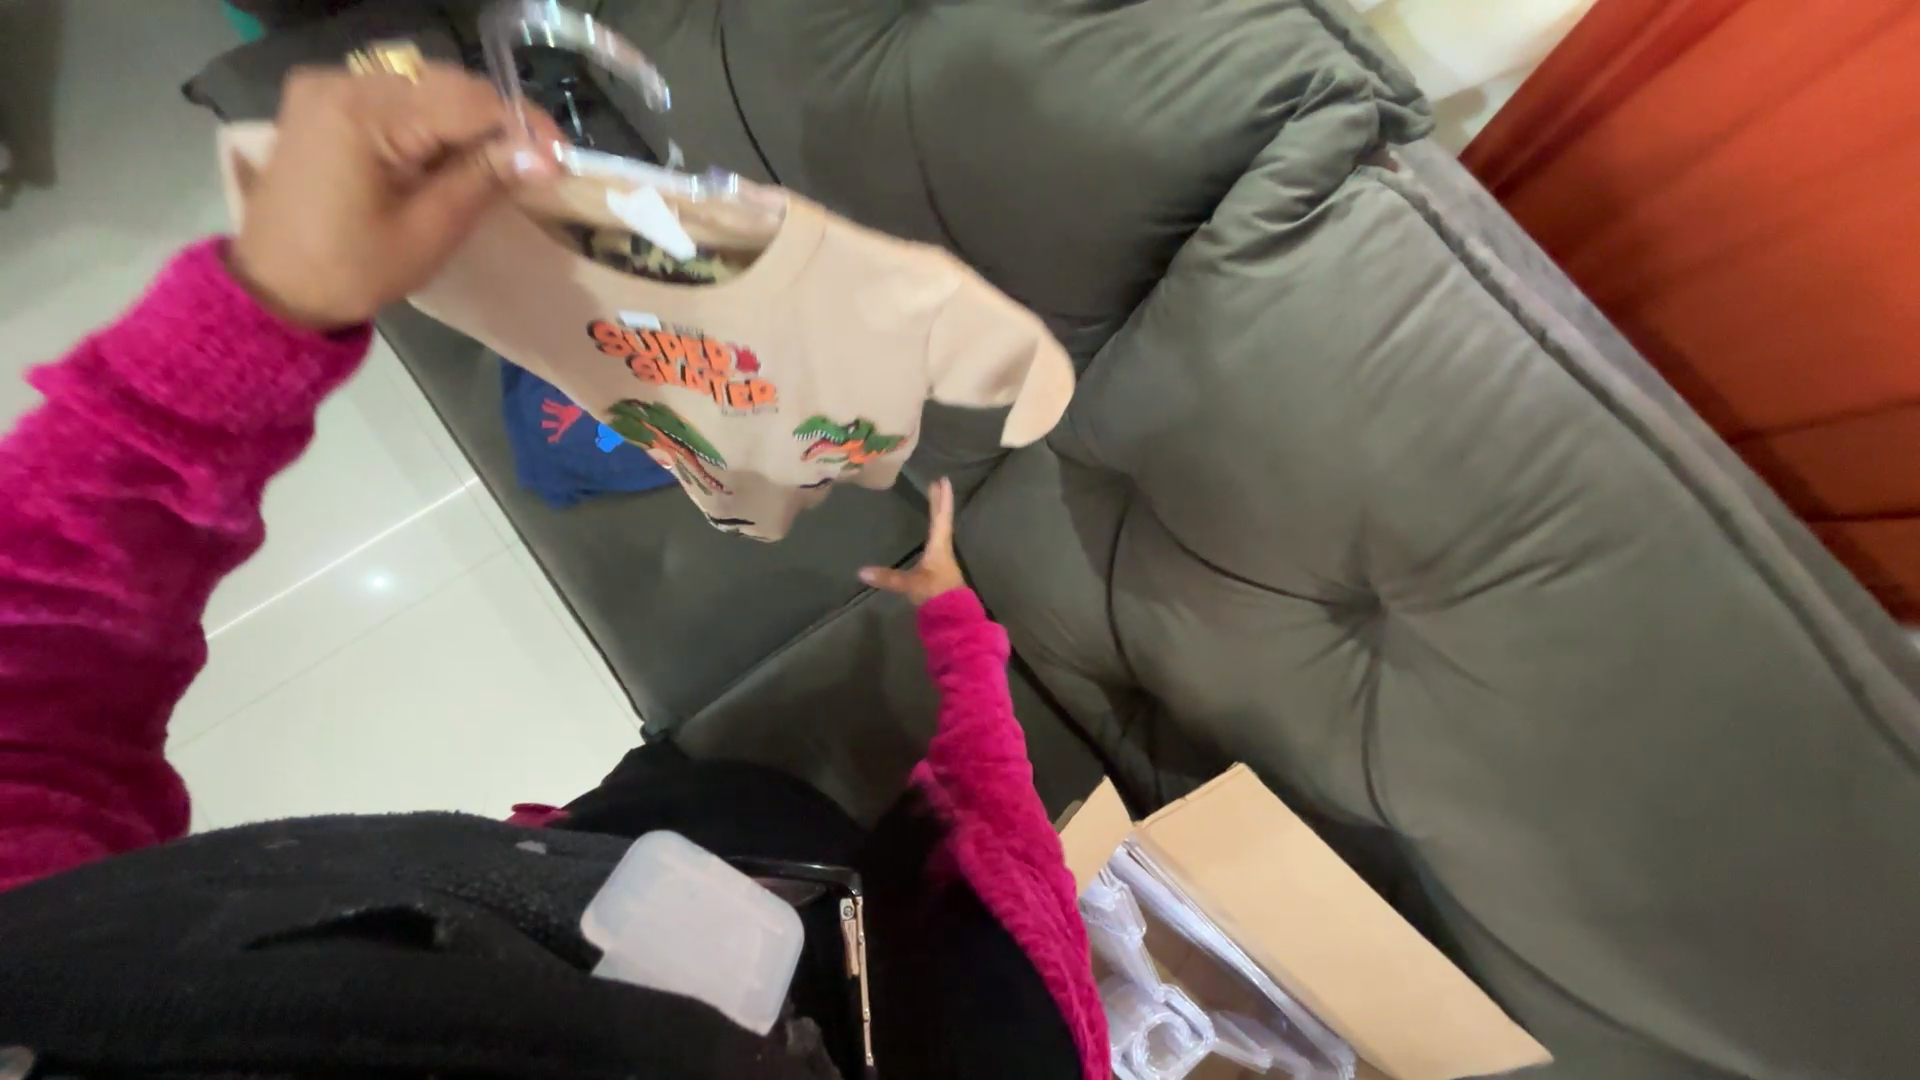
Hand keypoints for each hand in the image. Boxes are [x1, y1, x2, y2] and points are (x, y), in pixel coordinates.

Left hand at [229, 62, 559, 330]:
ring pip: (426, 87)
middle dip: (500, 120)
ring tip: (507, 163)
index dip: (523, 123)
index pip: (466, 99)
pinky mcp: (328, 104)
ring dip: (473, 121)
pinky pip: (399, 99)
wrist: (280, 282)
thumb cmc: (358, 266)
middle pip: (445, 84)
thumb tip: (544, 157)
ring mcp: (330, 89)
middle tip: (541, 163)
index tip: (563, 158)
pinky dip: (439, 122)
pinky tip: (460, 155)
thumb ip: (484, 180)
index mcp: (364, 114)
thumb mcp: (432, 228)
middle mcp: (342, 82)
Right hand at [860, 478, 966, 605]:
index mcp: (939, 546)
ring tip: (934, 503)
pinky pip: (938, 542)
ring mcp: (944, 559)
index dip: (941, 499)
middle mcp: (944, 548)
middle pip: (942, 520)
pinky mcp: (941, 570)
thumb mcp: (910, 584)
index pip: (941, 517)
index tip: (942, 480)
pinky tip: (930, 535)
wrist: (953, 617)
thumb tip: (860, 571)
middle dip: (939, 502)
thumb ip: (887, 578)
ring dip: (939, 515)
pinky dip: (935, 531)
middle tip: (938, 484)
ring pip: (942, 531)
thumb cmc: (935, 594)